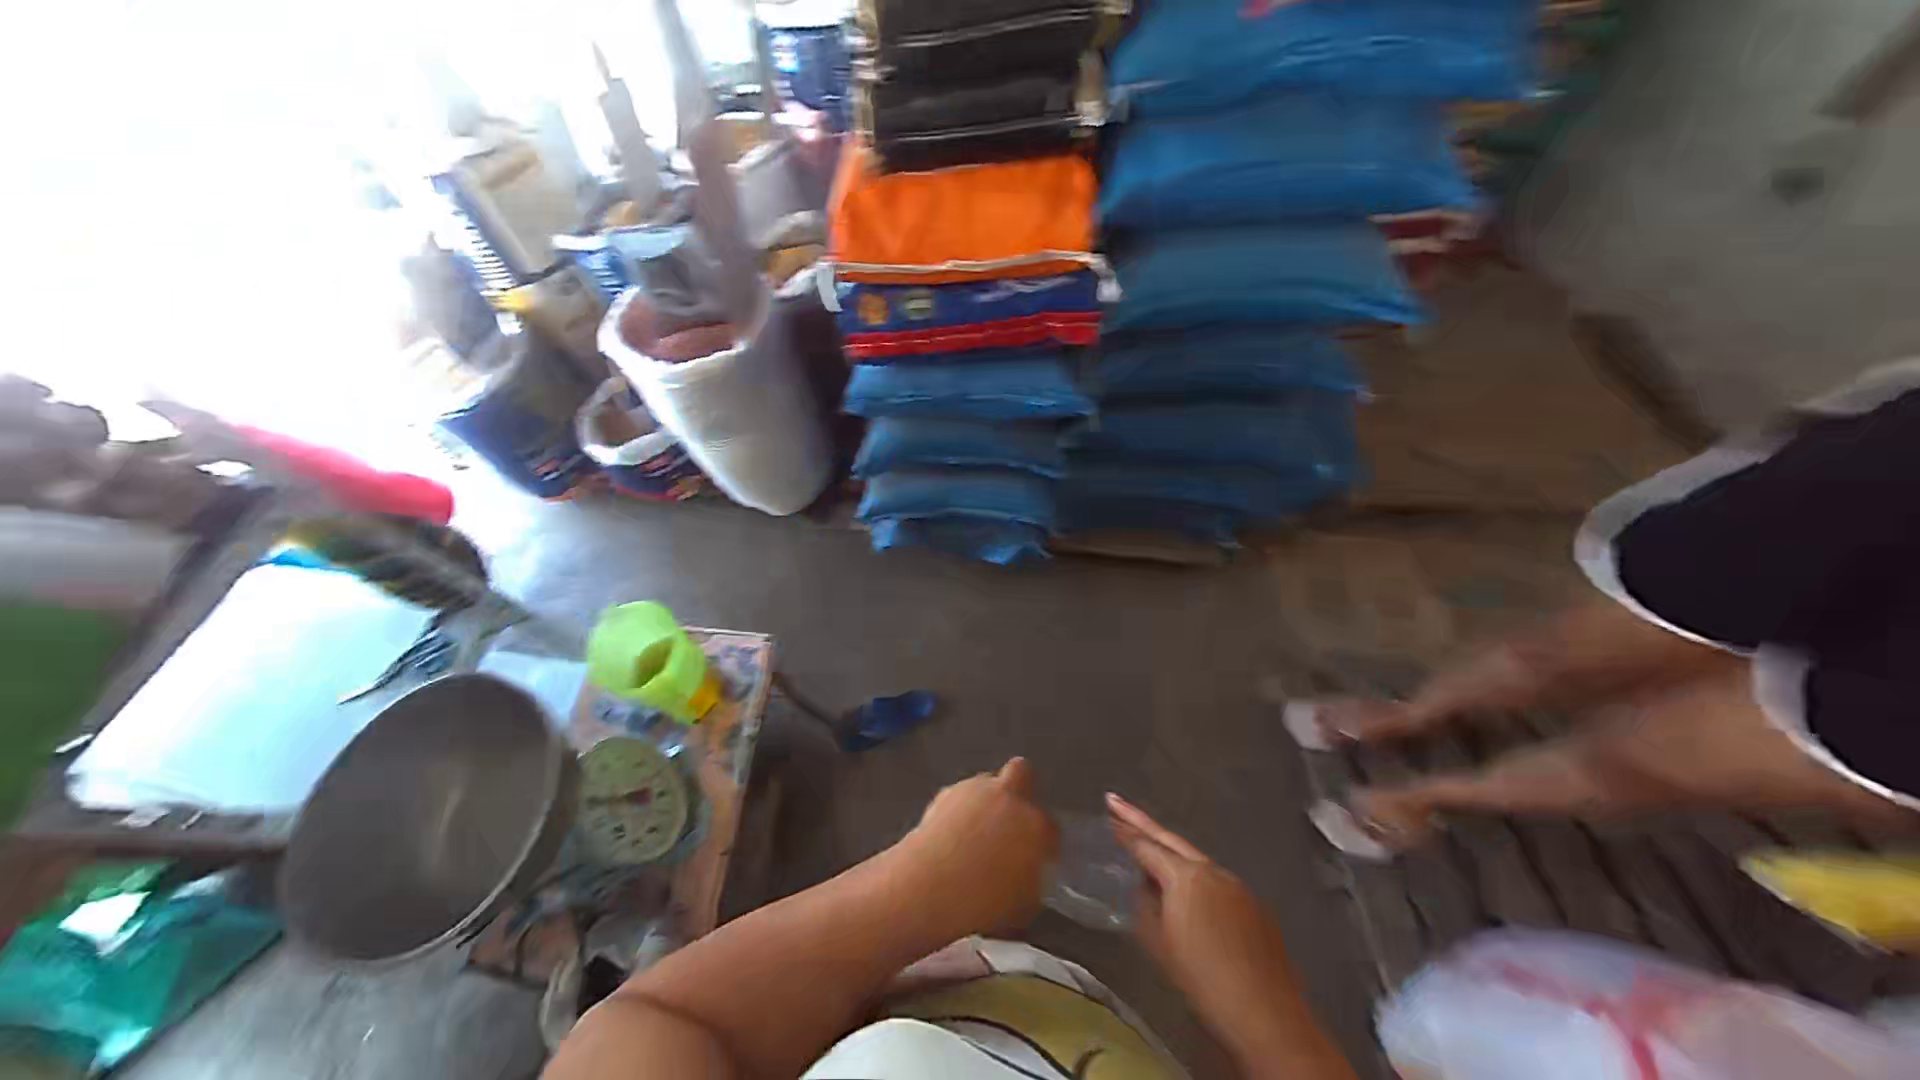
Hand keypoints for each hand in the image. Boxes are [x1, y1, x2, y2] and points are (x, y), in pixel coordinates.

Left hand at [894, 758, 1057, 935]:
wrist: (935, 883)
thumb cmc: (986, 902)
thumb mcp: (1024, 906)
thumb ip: (1031, 882)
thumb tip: (1026, 880)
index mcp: (1036, 827)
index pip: (1051, 827)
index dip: (1044, 841)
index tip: (1036, 855)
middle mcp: (1010, 800)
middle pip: (1022, 771)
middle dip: (1020, 786)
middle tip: (1010, 814)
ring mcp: (977, 790)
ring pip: (986, 781)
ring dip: (984, 799)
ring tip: (972, 829)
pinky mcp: (947, 792)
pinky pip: (958, 794)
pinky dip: (957, 809)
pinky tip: (949, 833)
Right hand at [1108, 792, 1322, 1073]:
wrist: (1266, 1016)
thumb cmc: (1202, 980)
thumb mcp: (1158, 943)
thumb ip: (1145, 905)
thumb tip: (1142, 886)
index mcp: (1185, 876)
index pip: (1146, 846)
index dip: (1124, 830)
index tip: (1106, 812)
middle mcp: (1211, 870)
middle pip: (1170, 839)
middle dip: (1141, 820)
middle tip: (1115, 802)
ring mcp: (1236, 884)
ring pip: (1194, 858)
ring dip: (1168, 850)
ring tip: (1145, 843)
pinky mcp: (1252, 903)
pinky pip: (1214, 879)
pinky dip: (1193, 875)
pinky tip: (1185, 889)